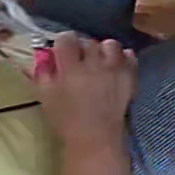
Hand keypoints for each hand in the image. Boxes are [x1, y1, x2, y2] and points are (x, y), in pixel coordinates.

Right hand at [36, 33, 137, 149]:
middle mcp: (95, 64)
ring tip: (99, 60)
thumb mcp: (46, 96)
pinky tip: (115, 65)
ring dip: (104, 49)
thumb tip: (44, 55)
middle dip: (83, 47)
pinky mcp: (131, 73)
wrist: (95, 134)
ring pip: (111, 44)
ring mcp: (116, 67)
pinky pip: (129, 54)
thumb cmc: (66, 118)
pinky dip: (122, 56)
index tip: (62, 47)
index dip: (63, 41)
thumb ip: (44, 73)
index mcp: (70, 69)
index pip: (67, 39)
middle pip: (90, 41)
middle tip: (80, 58)